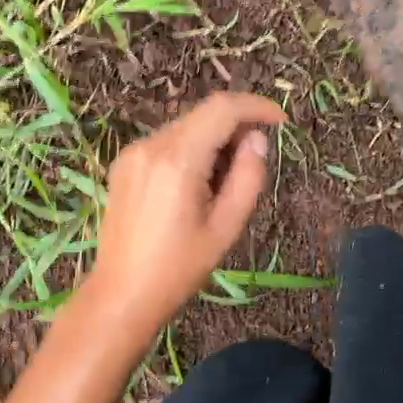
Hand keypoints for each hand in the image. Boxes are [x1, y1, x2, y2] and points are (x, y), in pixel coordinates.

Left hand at [83, 92, 286, 327]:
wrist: (122, 295)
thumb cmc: (178, 269)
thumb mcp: (225, 227)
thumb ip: (248, 178)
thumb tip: (257, 141)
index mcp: (178, 160)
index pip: (222, 108)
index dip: (256, 106)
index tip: (281, 123)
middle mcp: (151, 145)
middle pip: (203, 114)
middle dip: (236, 128)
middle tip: (253, 164)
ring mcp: (133, 153)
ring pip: (186, 127)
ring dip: (214, 140)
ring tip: (222, 185)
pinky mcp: (124, 164)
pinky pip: (167, 142)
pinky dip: (191, 150)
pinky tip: (195, 186)